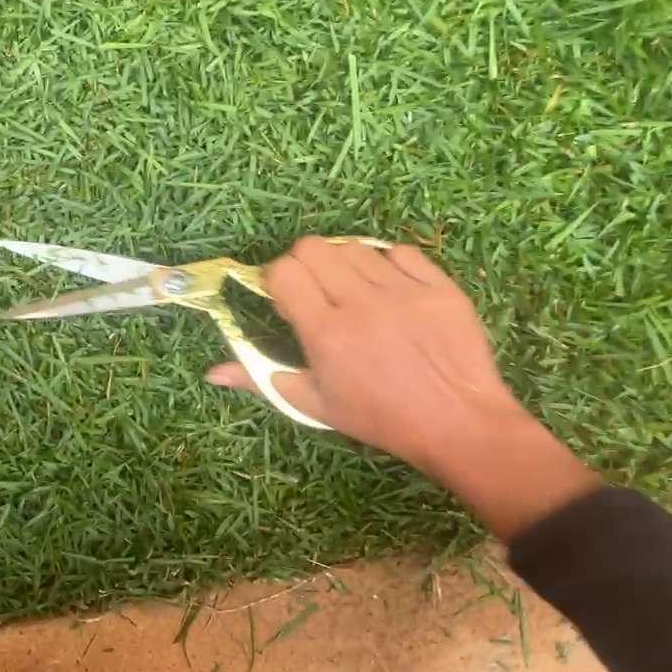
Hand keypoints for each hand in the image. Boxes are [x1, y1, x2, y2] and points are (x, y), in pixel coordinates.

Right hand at [206, 237, 601, 539]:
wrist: (459, 424)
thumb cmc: (377, 417)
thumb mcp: (312, 403)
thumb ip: (259, 379)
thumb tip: (212, 373)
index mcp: (325, 333)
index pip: (283, 272)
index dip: (276, 279)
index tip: (285, 298)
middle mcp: (361, 304)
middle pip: (314, 247)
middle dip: (304, 263)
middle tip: (315, 290)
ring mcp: (405, 292)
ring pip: (354, 247)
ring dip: (344, 263)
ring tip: (353, 290)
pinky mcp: (441, 288)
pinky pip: (401, 252)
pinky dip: (386, 264)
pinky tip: (387, 288)